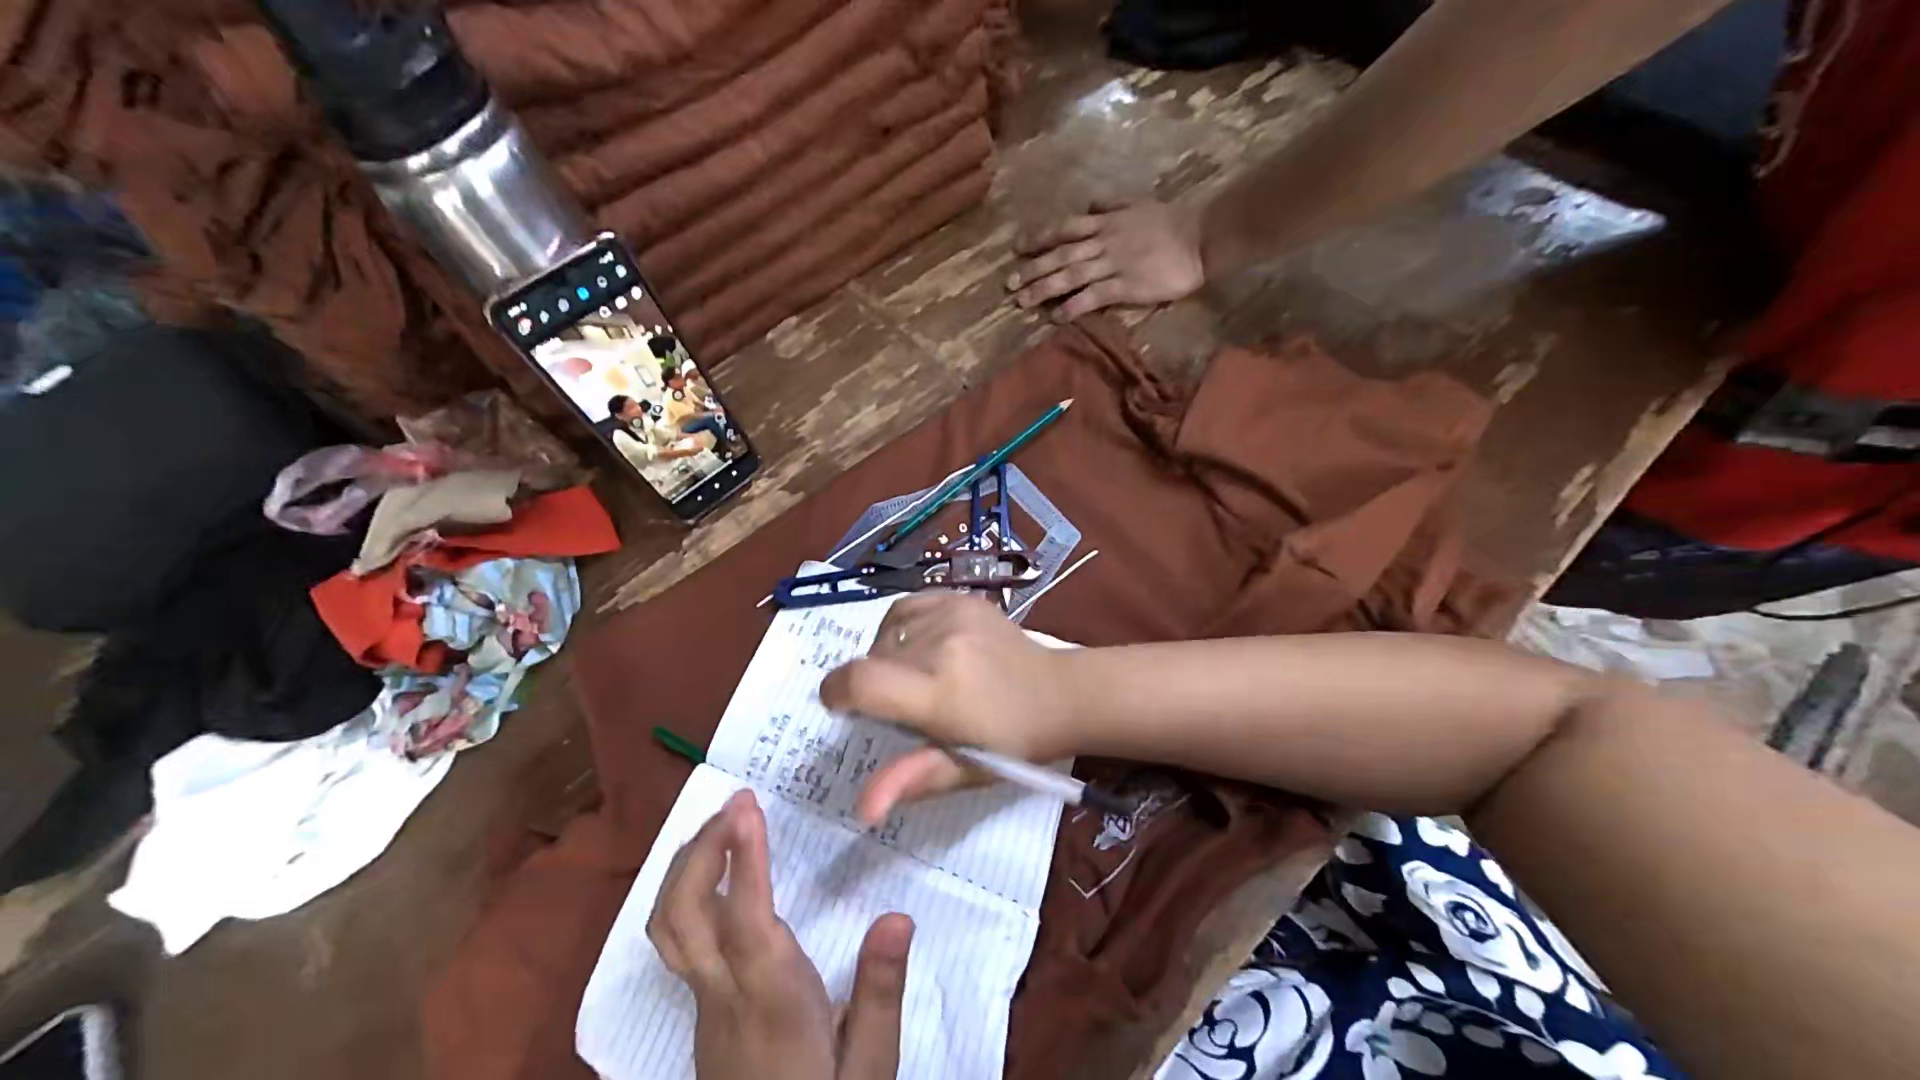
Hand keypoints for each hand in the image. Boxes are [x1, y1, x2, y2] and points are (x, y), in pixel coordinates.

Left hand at [648, 790, 913, 1079]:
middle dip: (702, 849)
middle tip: (734, 801)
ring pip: (668, 927)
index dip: (743, 859)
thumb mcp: (870, 1066)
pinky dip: (685, 890)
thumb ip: (880, 992)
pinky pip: (676, 938)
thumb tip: (897, 915)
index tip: (747, 805)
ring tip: (720, 824)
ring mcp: (703, 1003)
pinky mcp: (701, 1008)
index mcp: (771, 1002)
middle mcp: (724, 995)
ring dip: (686, 866)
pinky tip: (715, 873)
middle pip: (682, 917)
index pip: (748, 920)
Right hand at [819, 594, 1078, 823]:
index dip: (837, 694)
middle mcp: (941, 645)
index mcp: (939, 692)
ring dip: (888, 657)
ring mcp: (952, 615)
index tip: (843, 709)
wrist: (1059, 693)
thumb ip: (910, 779)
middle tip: (905, 705)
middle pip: (872, 659)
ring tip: (918, 676)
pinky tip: (919, 646)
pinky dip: (900, 628)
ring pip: (886, 634)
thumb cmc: (1011, 742)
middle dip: (874, 684)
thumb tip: (864, 808)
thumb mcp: (963, 769)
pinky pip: (905, 608)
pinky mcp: (961, 598)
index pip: (861, 681)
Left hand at [1005, 199, 1204, 320]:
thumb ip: (1111, 204)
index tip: (1018, 247)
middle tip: (1009, 284)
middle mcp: (1103, 242)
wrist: (1200, 239)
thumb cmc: (1171, 222)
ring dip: (1044, 289)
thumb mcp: (1137, 204)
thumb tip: (1088, 203)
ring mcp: (1113, 264)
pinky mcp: (1126, 286)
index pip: (1065, 228)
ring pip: (1070, 276)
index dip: (1040, 238)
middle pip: (1060, 255)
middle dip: (1033, 269)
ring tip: (1022, 302)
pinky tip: (1056, 316)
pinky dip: (1073, 306)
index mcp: (1106, 223)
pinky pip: (1093, 296)